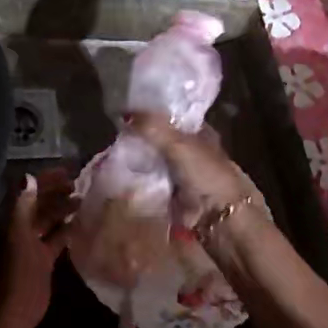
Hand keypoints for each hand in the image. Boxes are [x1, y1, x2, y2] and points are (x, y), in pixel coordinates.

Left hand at [0, 169, 75, 327]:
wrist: (15, 314)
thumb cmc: (16, 276)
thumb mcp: (19, 239)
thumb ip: (23, 208)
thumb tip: (28, 177)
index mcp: (12, 223)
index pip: (28, 193)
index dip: (45, 180)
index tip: (68, 171)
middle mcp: (20, 230)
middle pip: (39, 204)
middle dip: (56, 192)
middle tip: (79, 184)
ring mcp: (31, 245)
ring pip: (48, 220)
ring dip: (63, 209)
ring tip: (83, 200)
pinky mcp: (42, 260)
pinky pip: (55, 239)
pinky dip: (66, 230)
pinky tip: (81, 224)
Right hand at [124, 114, 263, 230]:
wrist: (217, 216)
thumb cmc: (206, 174)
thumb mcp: (180, 144)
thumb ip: (153, 128)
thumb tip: (125, 115)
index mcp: (199, 132)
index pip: (172, 116)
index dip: (151, 112)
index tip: (126, 111)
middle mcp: (188, 150)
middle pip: (158, 139)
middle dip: (139, 137)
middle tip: (114, 133)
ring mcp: (178, 172)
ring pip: (151, 159)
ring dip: (135, 158)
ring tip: (110, 151)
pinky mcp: (168, 192)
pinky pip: (147, 180)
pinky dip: (136, 177)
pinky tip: (118, 171)